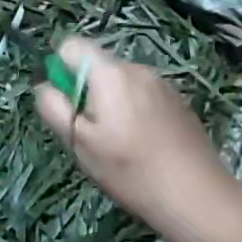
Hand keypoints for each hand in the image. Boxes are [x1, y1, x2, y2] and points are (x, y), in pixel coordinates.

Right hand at [32, 36, 231, 230]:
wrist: (197, 196)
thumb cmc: (130, 170)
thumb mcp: (79, 143)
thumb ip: (54, 108)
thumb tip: (44, 86)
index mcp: (110, 74)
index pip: (71, 45)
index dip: (58, 68)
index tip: (64, 103)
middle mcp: (137, 69)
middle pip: (97, 65)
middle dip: (84, 91)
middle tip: (88, 132)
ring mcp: (162, 84)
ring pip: (119, 82)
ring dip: (108, 103)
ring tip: (116, 143)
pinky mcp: (178, 102)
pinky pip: (141, 95)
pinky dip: (132, 111)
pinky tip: (141, 144)